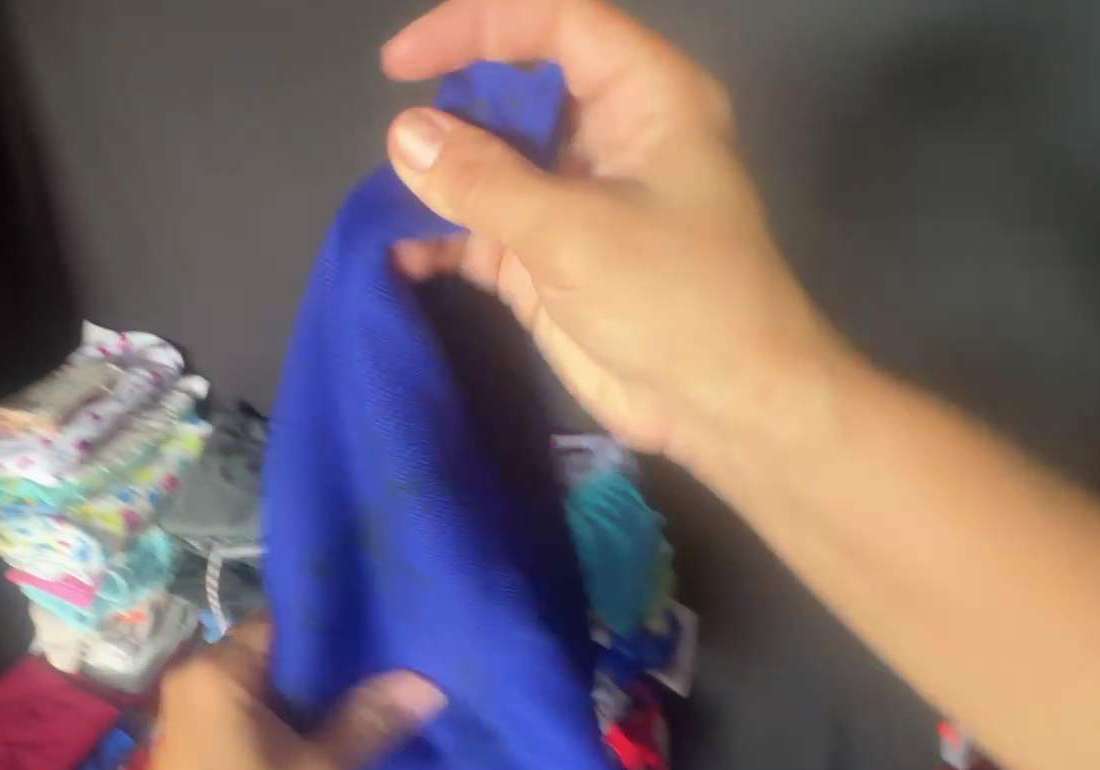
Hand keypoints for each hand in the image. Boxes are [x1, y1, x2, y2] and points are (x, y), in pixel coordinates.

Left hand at [123, 618, 445, 769]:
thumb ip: (370, 722)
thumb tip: (427, 683)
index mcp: (219, 668)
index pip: (287, 618)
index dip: (337, 626)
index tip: (384, 638)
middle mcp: (197, 670)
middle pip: (275, 645)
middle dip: (327, 662)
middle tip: (383, 671)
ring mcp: (190, 700)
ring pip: (263, 675)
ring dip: (306, 689)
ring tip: (363, 697)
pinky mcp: (192, 728)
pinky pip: (245, 698)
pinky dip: (281, 708)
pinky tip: (321, 726)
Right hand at [383, 0, 854, 469]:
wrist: (710, 402)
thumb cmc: (671, 298)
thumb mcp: (573, 231)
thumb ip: (485, 183)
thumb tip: (404, 137)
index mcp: (640, 100)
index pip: (555, 26)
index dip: (477, 27)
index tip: (401, 62)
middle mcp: (602, 143)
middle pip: (514, 98)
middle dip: (452, 117)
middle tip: (402, 153)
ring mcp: (569, 206)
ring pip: (490, 172)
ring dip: (439, 186)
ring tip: (389, 204)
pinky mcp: (544, 264)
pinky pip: (481, 236)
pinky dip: (443, 244)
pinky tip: (404, 257)